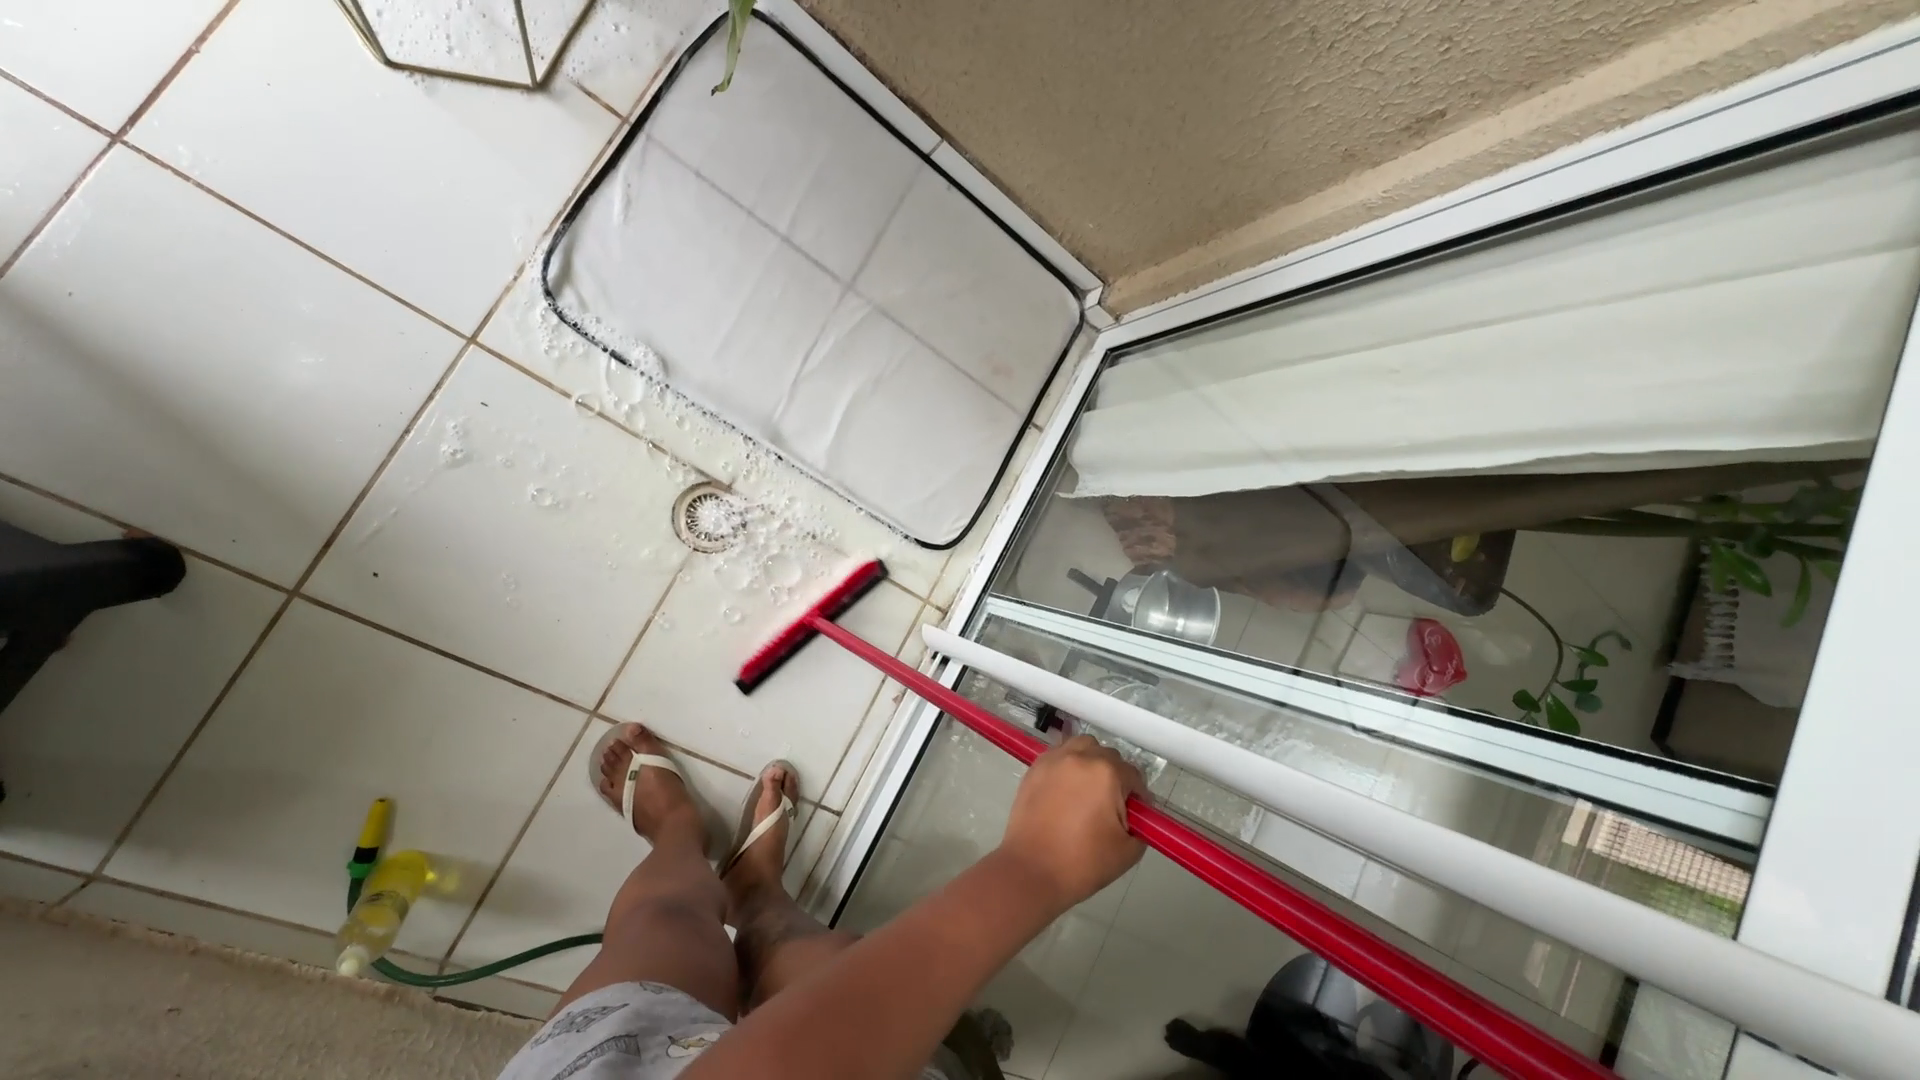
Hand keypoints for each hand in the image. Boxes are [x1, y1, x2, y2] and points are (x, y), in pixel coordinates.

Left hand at [995, 735, 1146, 911]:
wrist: (1032, 870)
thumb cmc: (1083, 862)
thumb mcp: (1129, 850)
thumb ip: (1142, 824)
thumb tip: (1137, 813)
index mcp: (1107, 773)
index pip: (1134, 776)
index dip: (1138, 798)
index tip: (1133, 817)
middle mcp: (1081, 757)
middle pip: (1109, 757)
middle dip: (1115, 779)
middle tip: (1110, 807)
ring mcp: (1054, 759)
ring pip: (1083, 747)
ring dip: (1091, 763)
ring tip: (1088, 792)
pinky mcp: (1035, 767)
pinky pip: (1059, 755)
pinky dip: (1068, 765)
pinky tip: (1066, 790)